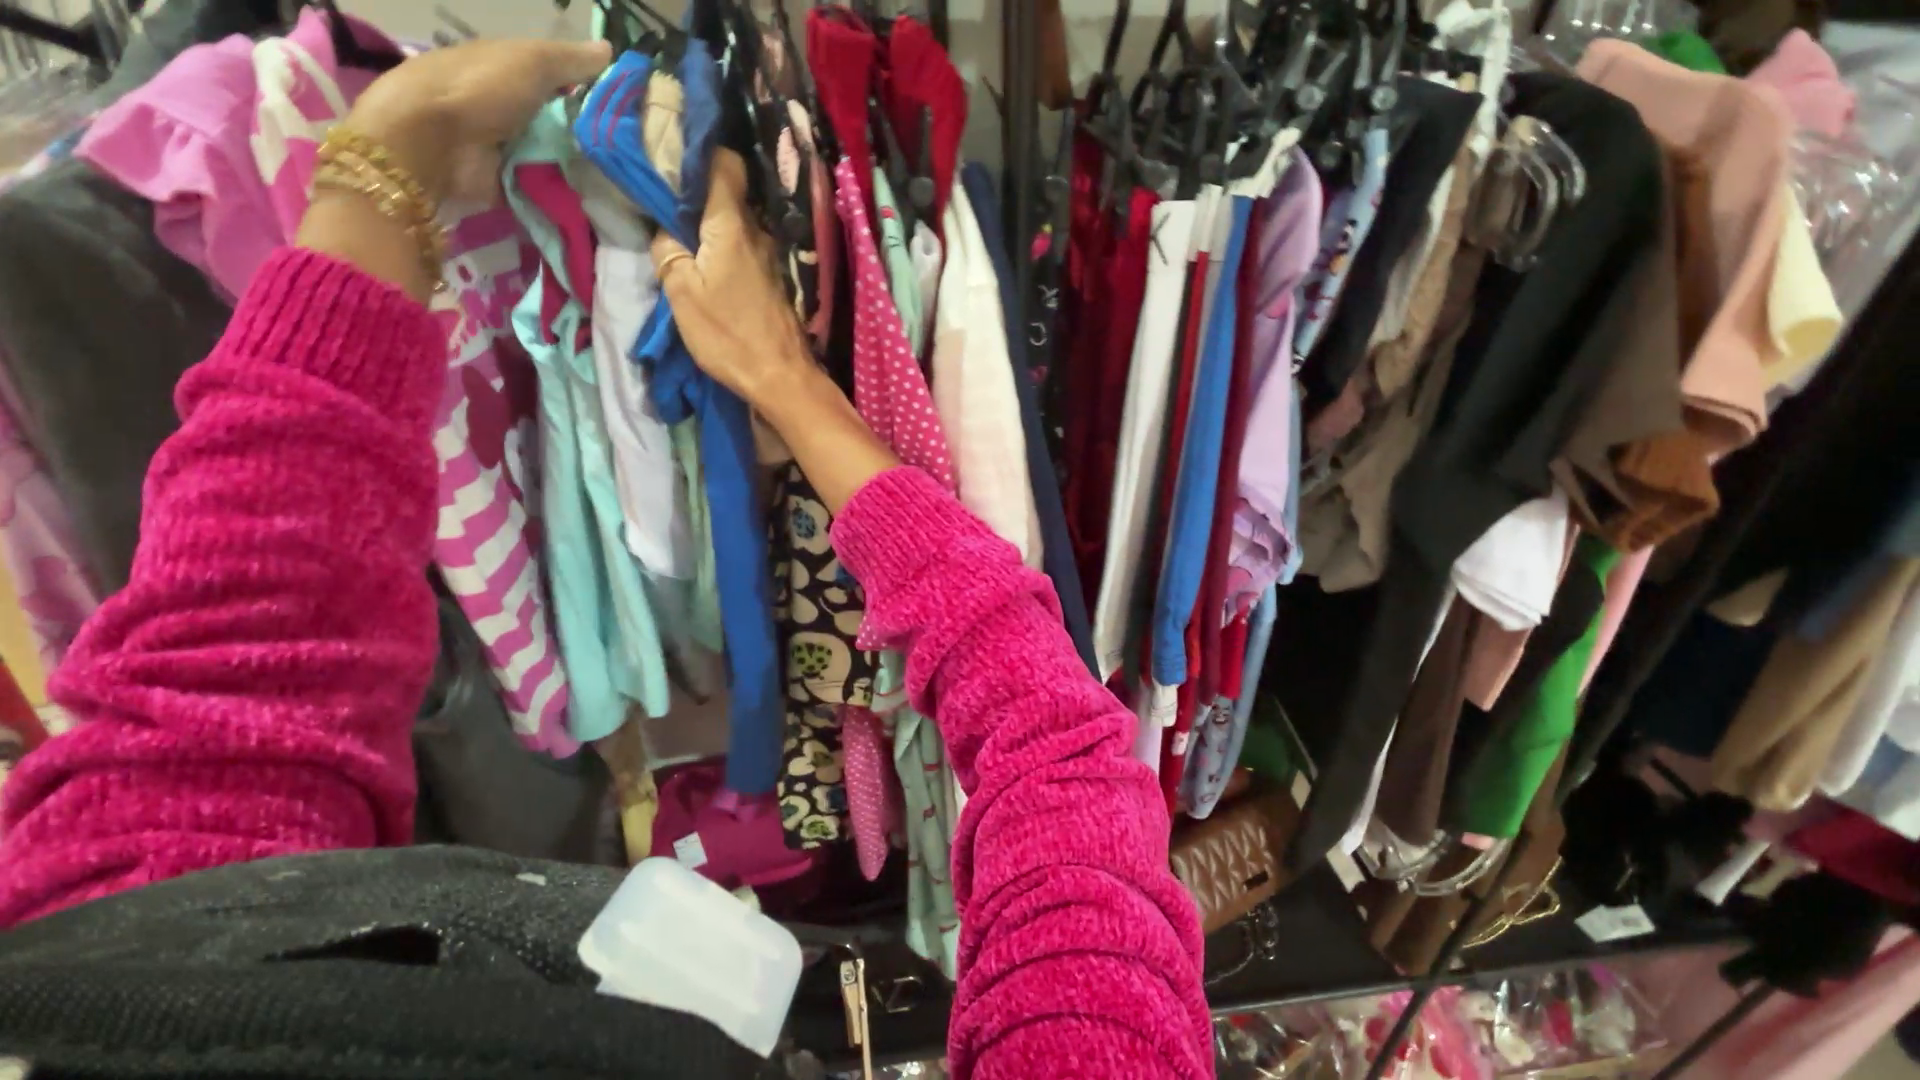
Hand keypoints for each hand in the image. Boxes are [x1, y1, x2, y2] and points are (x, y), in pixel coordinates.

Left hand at [344, 38, 613, 204]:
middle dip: (588, 134)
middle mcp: (504, 108)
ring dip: (582, 166)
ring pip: (555, 156)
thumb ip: (571, 60)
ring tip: (620, 175)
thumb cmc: (478, 89)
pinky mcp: (508, 184)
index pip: (554, 80)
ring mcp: (504, 148)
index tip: (620, 107)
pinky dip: (567, 192)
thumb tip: (611, 50)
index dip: (586, 90)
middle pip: (557, 122)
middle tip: (628, 148)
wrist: (432, 144)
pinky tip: (598, 196)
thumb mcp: (530, 61)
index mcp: (503, 70)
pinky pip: (545, 187)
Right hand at [651, 149, 813, 406]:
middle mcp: (756, 232)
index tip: (673, 151)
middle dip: (698, 189)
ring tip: (680, 229)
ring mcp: (768, 255)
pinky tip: (706, 258)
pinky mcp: (772, 278)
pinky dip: (724, 245)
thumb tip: (666, 231)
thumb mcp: (683, 294)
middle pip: (728, 192)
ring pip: (735, 221)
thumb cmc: (728, 335)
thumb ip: (669, 252)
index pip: (724, 165)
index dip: (700, 151)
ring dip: (710, 221)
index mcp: (732, 226)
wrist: (780, 376)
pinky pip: (743, 246)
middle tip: (665, 193)